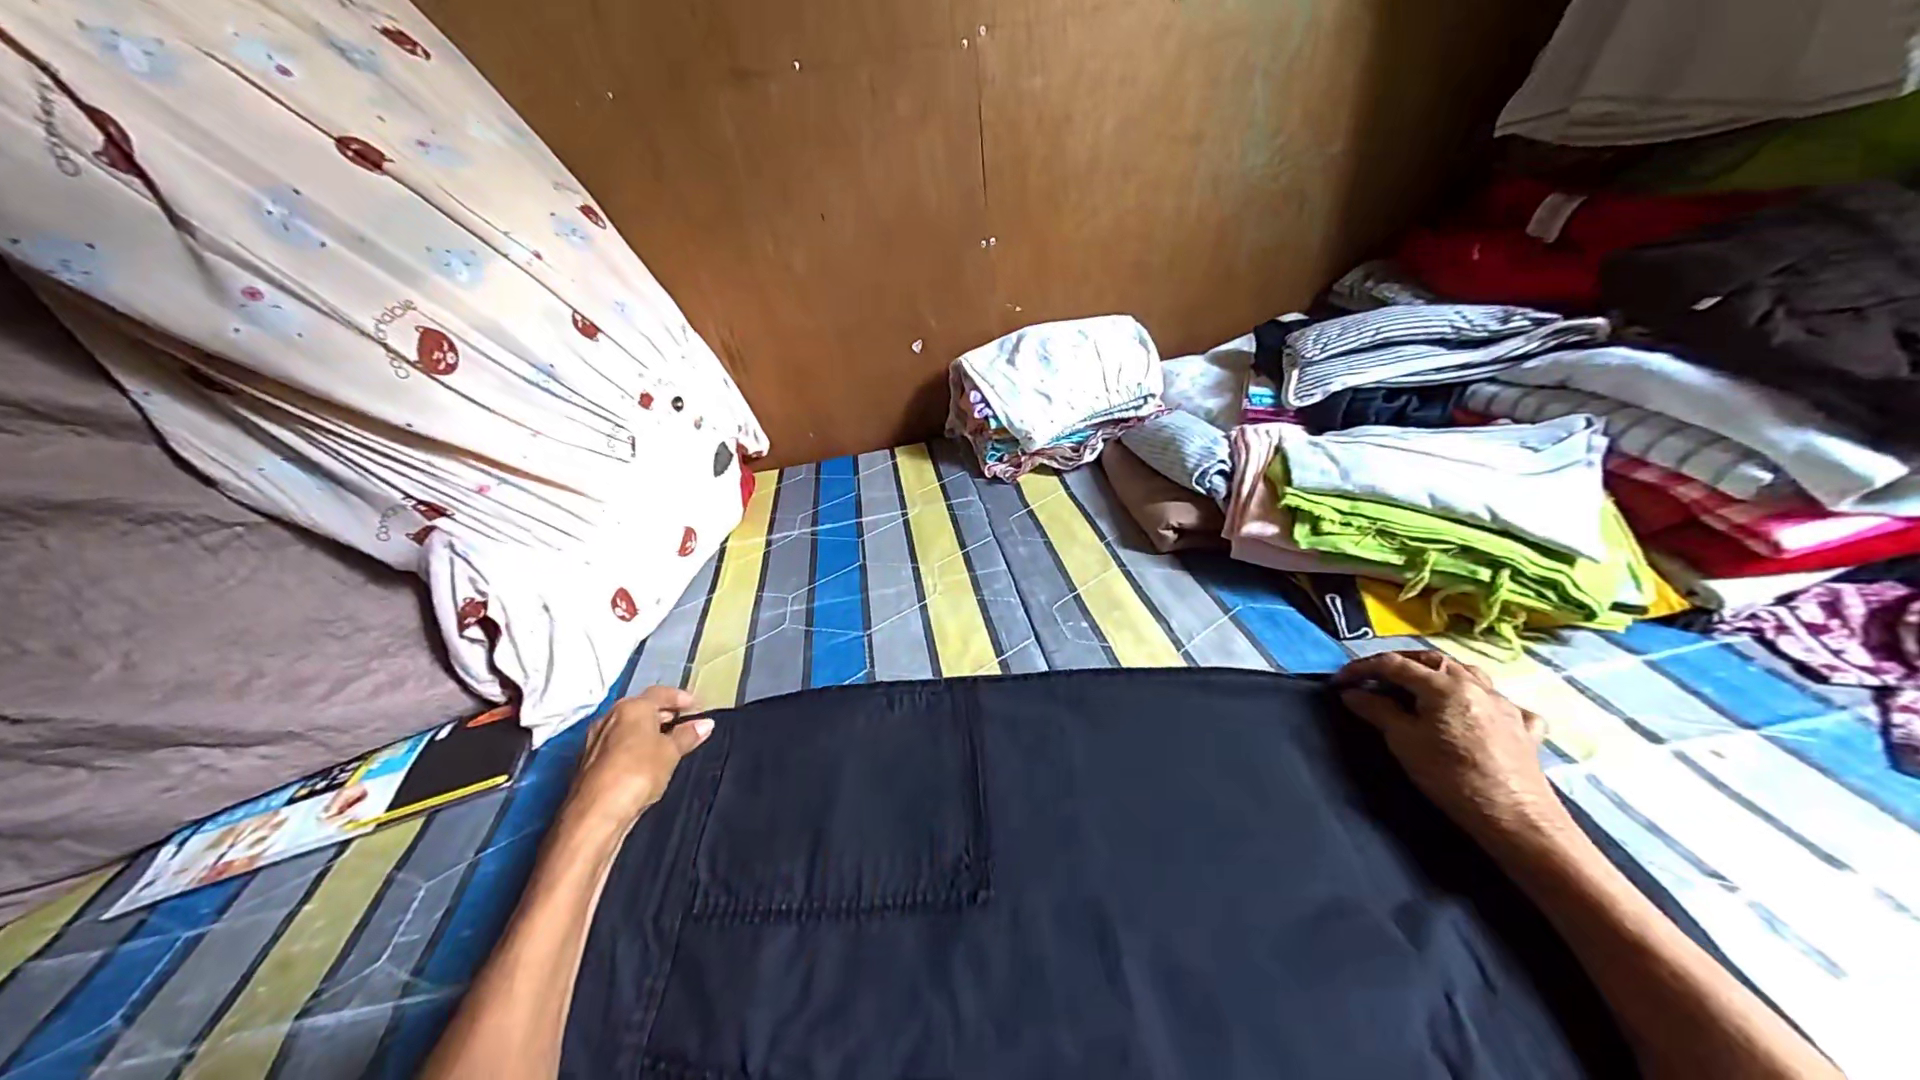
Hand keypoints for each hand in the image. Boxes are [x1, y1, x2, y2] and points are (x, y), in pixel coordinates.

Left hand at [562, 686, 712, 835]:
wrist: (596, 812)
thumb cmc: (638, 772)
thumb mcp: (671, 752)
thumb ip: (687, 735)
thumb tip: (705, 724)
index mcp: (632, 707)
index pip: (660, 693)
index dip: (680, 698)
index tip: (696, 706)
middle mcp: (610, 717)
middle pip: (642, 708)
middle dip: (664, 713)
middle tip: (685, 722)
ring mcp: (596, 739)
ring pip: (628, 727)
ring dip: (648, 731)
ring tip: (668, 742)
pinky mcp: (589, 761)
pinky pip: (618, 744)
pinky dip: (635, 746)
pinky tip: (646, 760)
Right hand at [1333, 651, 1569, 850]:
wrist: (1515, 817)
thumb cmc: (1451, 777)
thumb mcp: (1403, 741)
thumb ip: (1376, 710)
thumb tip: (1352, 693)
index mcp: (1444, 685)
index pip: (1394, 664)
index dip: (1362, 668)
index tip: (1339, 681)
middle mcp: (1476, 685)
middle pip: (1432, 660)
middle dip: (1399, 663)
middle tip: (1374, 677)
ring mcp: (1506, 704)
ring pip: (1468, 673)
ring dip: (1438, 674)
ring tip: (1420, 686)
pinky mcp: (1525, 728)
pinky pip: (1502, 702)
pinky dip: (1482, 701)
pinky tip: (1477, 713)